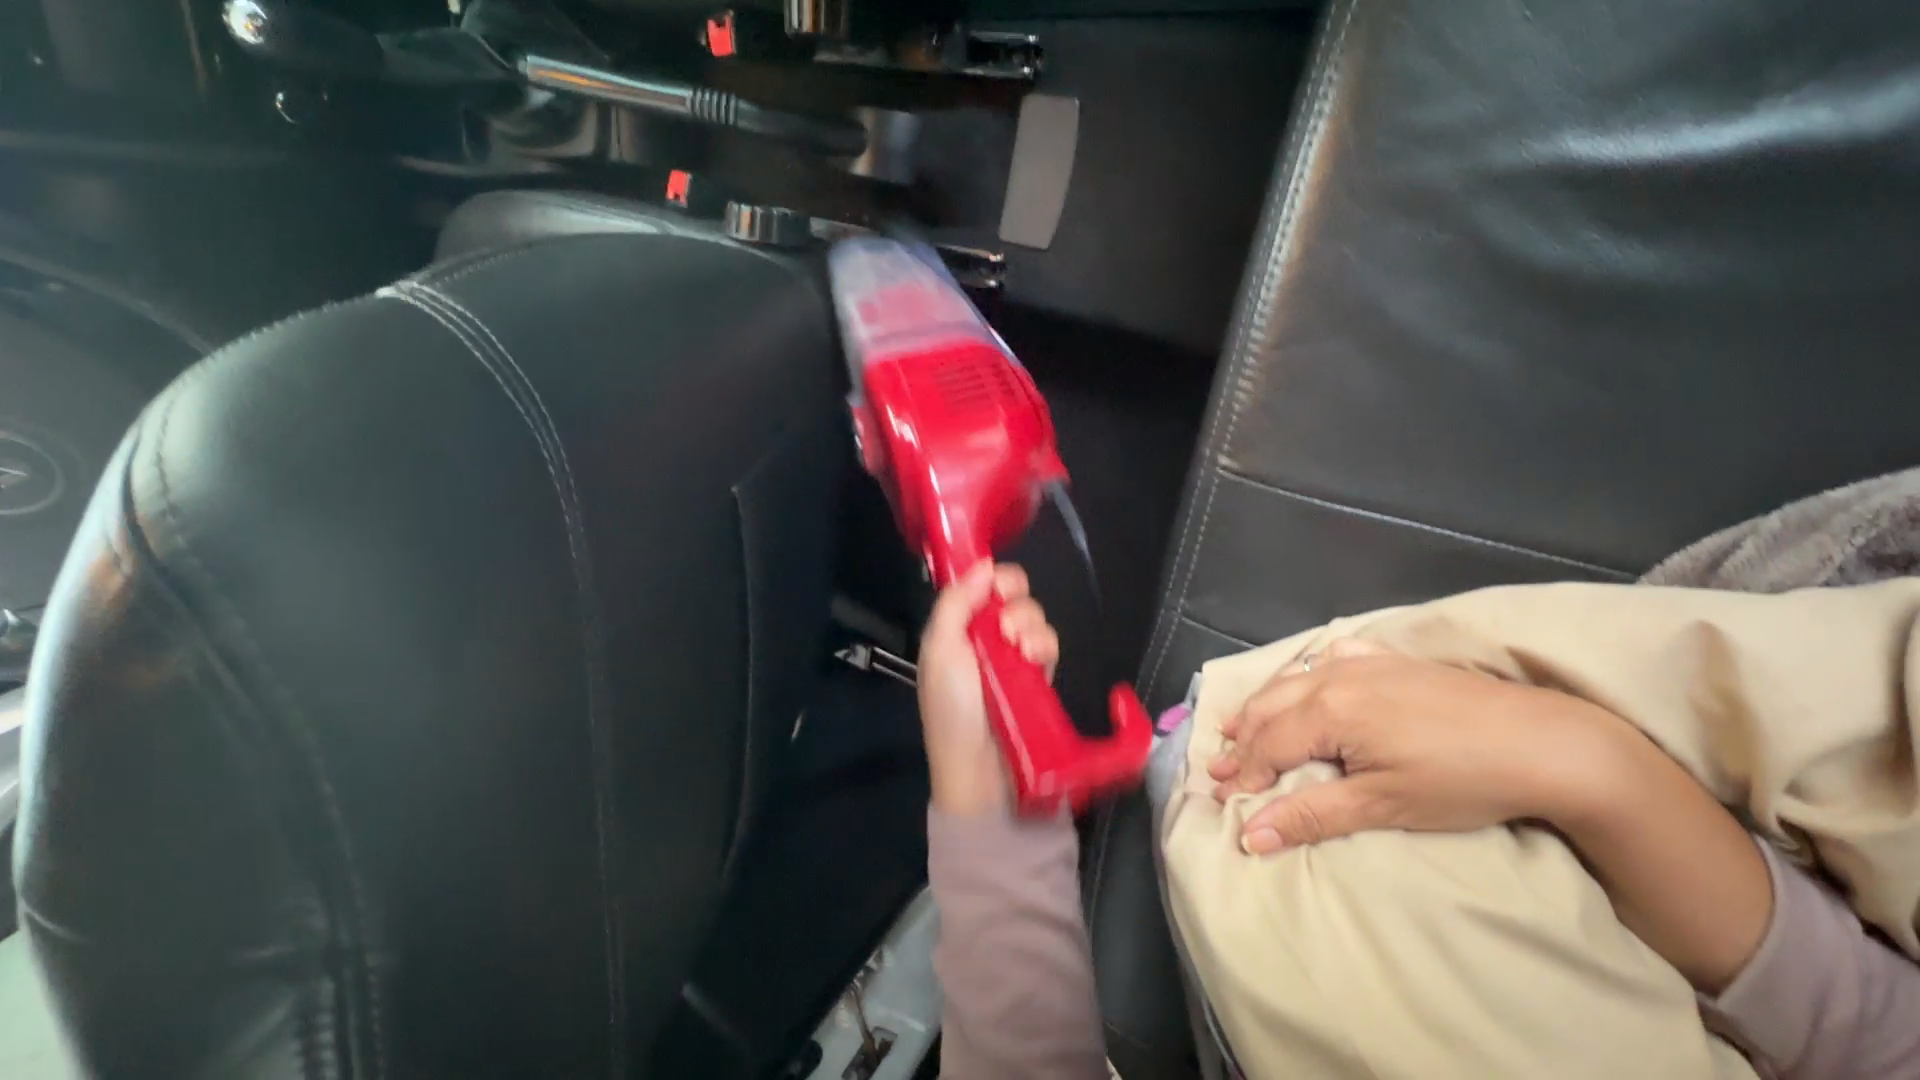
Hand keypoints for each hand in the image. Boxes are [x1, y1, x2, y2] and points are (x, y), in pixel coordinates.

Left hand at [918, 562, 1060, 816]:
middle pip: (1011, 598)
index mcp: (953, 630)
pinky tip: (1036, 659)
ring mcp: (1011, 659)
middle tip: (1006, 627)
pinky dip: (1045, 645)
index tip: (1001, 586)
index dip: (994, 579)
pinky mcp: (1037, 678)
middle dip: (1015, 604)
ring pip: (1032, 619)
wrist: (980, 770)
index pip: (979, 587)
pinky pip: (1048, 645)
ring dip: (1030, 626)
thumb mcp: (940, 650)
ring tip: (1020, 651)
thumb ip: (956, 603)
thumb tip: (981, 563)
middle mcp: (982, 639)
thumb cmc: (952, 708)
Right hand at [1208, 639, 1623, 853]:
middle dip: (1241, 740)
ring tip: (1243, 728)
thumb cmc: (1460, 781)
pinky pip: (1329, 658)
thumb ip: (1310, 815)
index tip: (1225, 800)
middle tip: (1219, 768)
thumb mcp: (1382, 804)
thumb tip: (1249, 836)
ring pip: (1292, 680)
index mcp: (1327, 711)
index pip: (1267, 744)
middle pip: (1269, 708)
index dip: (1243, 774)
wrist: (1546, 744)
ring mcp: (1362, 662)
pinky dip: (1304, 675)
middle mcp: (1333, 677)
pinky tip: (1309, 682)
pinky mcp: (1391, 659)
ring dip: (1264, 708)